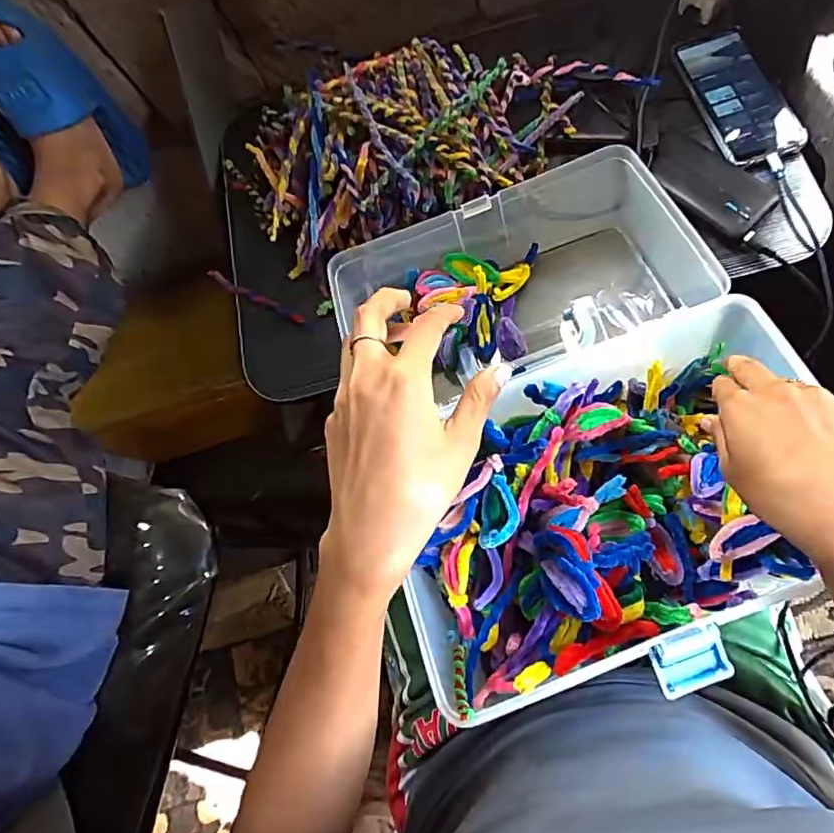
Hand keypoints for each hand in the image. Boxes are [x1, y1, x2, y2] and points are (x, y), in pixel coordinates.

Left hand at [320, 288, 507, 602]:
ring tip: (398, 339)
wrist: (369, 532)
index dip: (444, 312)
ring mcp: (343, 399)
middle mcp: (367, 379)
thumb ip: (478, 400)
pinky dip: (364, 366)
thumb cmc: (422, 491)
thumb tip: (500, 368)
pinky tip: (384, 389)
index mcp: (403, 380)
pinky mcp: (333, 420)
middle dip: (388, 300)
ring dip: (373, 332)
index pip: (424, 328)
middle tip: (409, 300)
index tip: (458, 309)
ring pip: (350, 346)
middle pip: (366, 319)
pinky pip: (346, 378)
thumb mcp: (460, 446)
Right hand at [708, 355, 833, 580]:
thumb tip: (713, 422)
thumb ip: (721, 439)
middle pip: (751, 367)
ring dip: (779, 396)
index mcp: (740, 408)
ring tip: (784, 427)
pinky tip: (815, 441)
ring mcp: (811, 396)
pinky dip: (811, 414)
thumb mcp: (734, 474)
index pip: (721, 384)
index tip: (721, 399)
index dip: (720, 391)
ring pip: (787, 385)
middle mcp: (774, 392)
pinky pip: (818, 403)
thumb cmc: (778, 497)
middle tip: (737, 373)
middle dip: (740, 368)